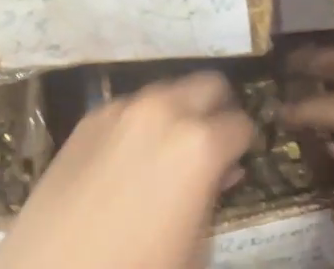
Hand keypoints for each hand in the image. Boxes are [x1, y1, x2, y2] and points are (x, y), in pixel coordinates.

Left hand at [0, 72, 253, 268]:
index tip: (240, 158)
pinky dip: (141, 123)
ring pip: (167, 90)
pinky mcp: (89, 117)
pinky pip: (129, 108)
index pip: (242, 123)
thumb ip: (214, 197)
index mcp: (200, 143)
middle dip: (216, 109)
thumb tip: (223, 171)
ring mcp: (122, 108)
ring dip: (177, 112)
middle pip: (208, 83)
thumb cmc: (138, 268)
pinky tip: (129, 159)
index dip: (244, 143)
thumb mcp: (194, 246)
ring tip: (169, 153)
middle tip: (212, 144)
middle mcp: (164, 110)